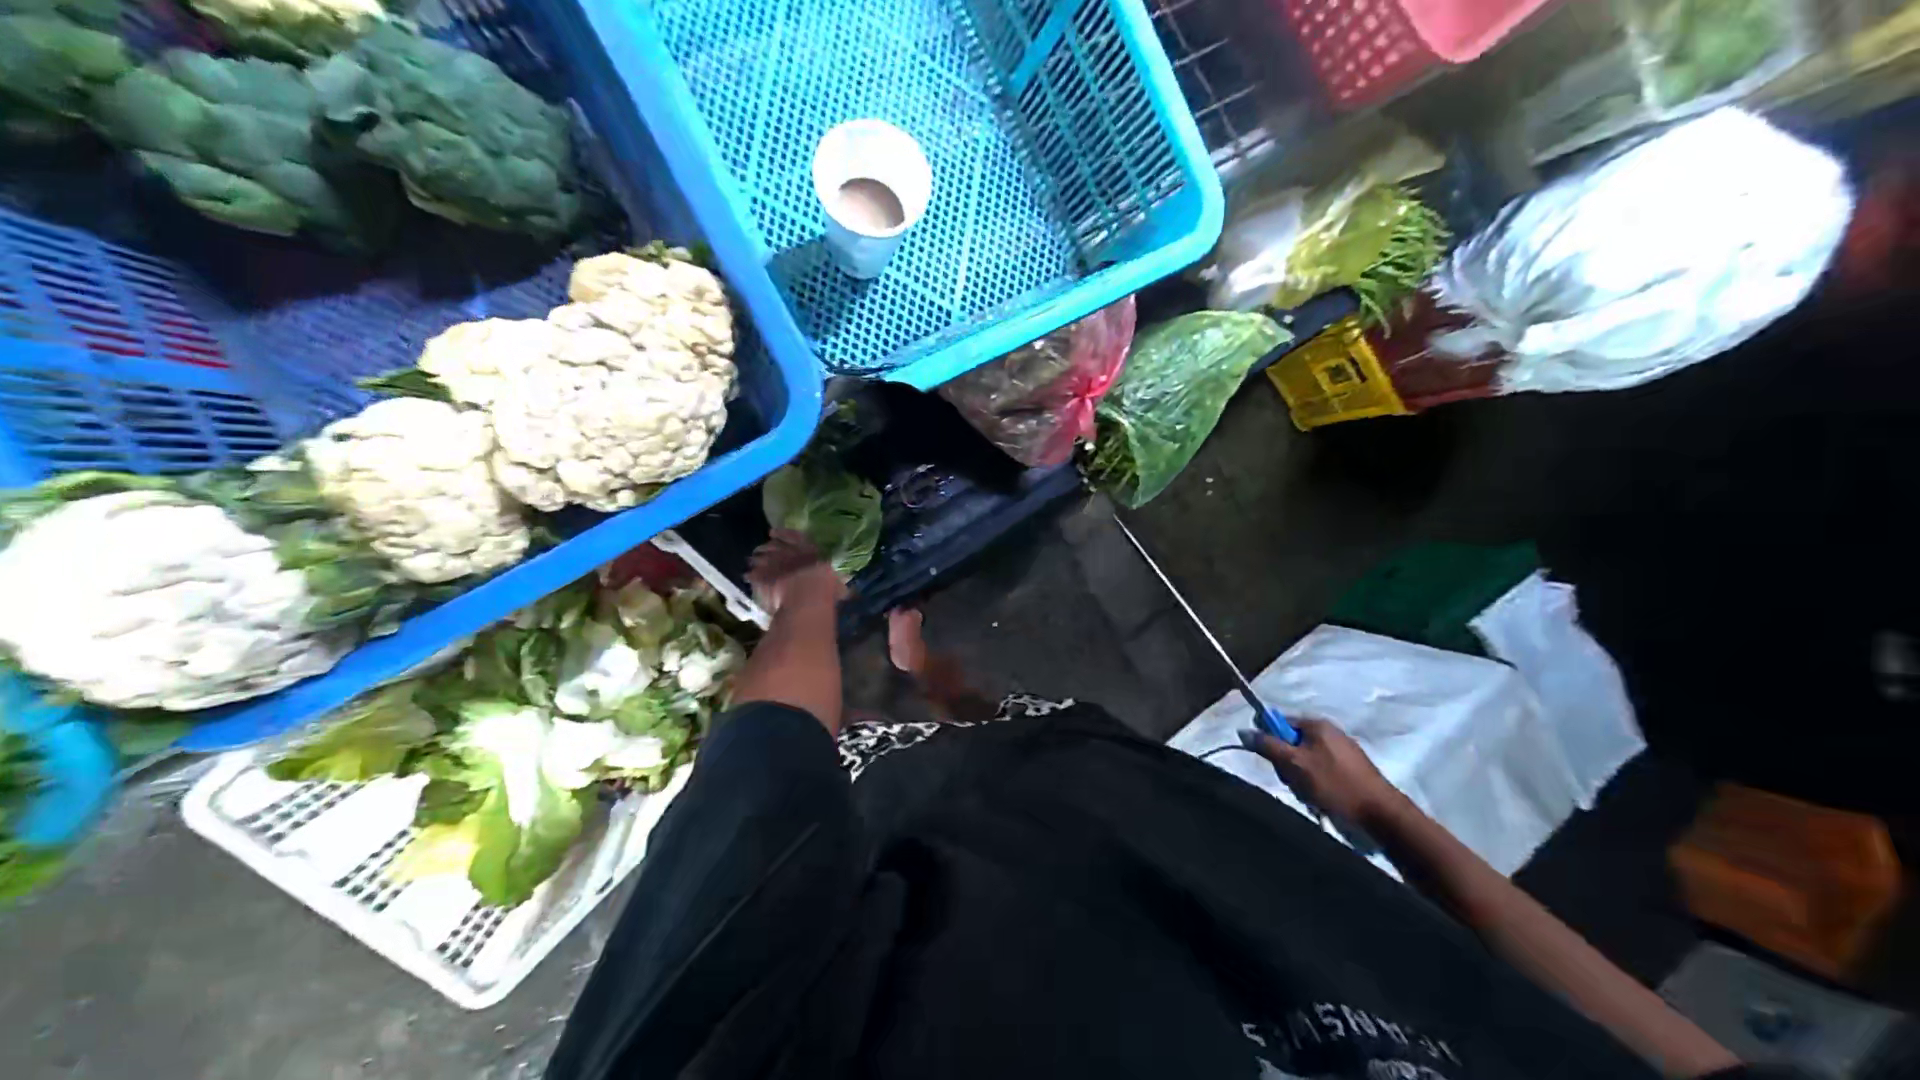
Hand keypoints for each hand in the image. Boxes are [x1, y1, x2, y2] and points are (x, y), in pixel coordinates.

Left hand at [747, 529, 845, 612]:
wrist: (806, 594)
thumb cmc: (825, 587)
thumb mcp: (836, 584)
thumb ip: (837, 585)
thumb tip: (845, 591)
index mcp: (809, 550)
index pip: (795, 536)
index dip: (783, 534)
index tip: (773, 532)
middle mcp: (788, 552)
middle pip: (774, 545)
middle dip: (767, 547)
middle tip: (761, 548)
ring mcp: (773, 563)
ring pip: (761, 557)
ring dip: (757, 559)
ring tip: (752, 560)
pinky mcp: (761, 577)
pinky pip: (753, 574)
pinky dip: (751, 575)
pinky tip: (747, 576)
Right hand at [1246, 718, 1409, 827]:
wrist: (1382, 814)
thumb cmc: (1335, 785)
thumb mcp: (1295, 764)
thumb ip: (1267, 746)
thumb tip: (1243, 731)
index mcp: (1316, 724)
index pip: (1278, 722)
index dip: (1270, 741)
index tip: (1276, 761)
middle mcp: (1329, 732)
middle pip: (1290, 742)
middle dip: (1287, 764)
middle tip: (1295, 782)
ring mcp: (1341, 750)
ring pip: (1304, 760)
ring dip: (1300, 778)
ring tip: (1311, 794)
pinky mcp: (1351, 769)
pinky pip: (1320, 771)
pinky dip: (1316, 784)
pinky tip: (1323, 799)